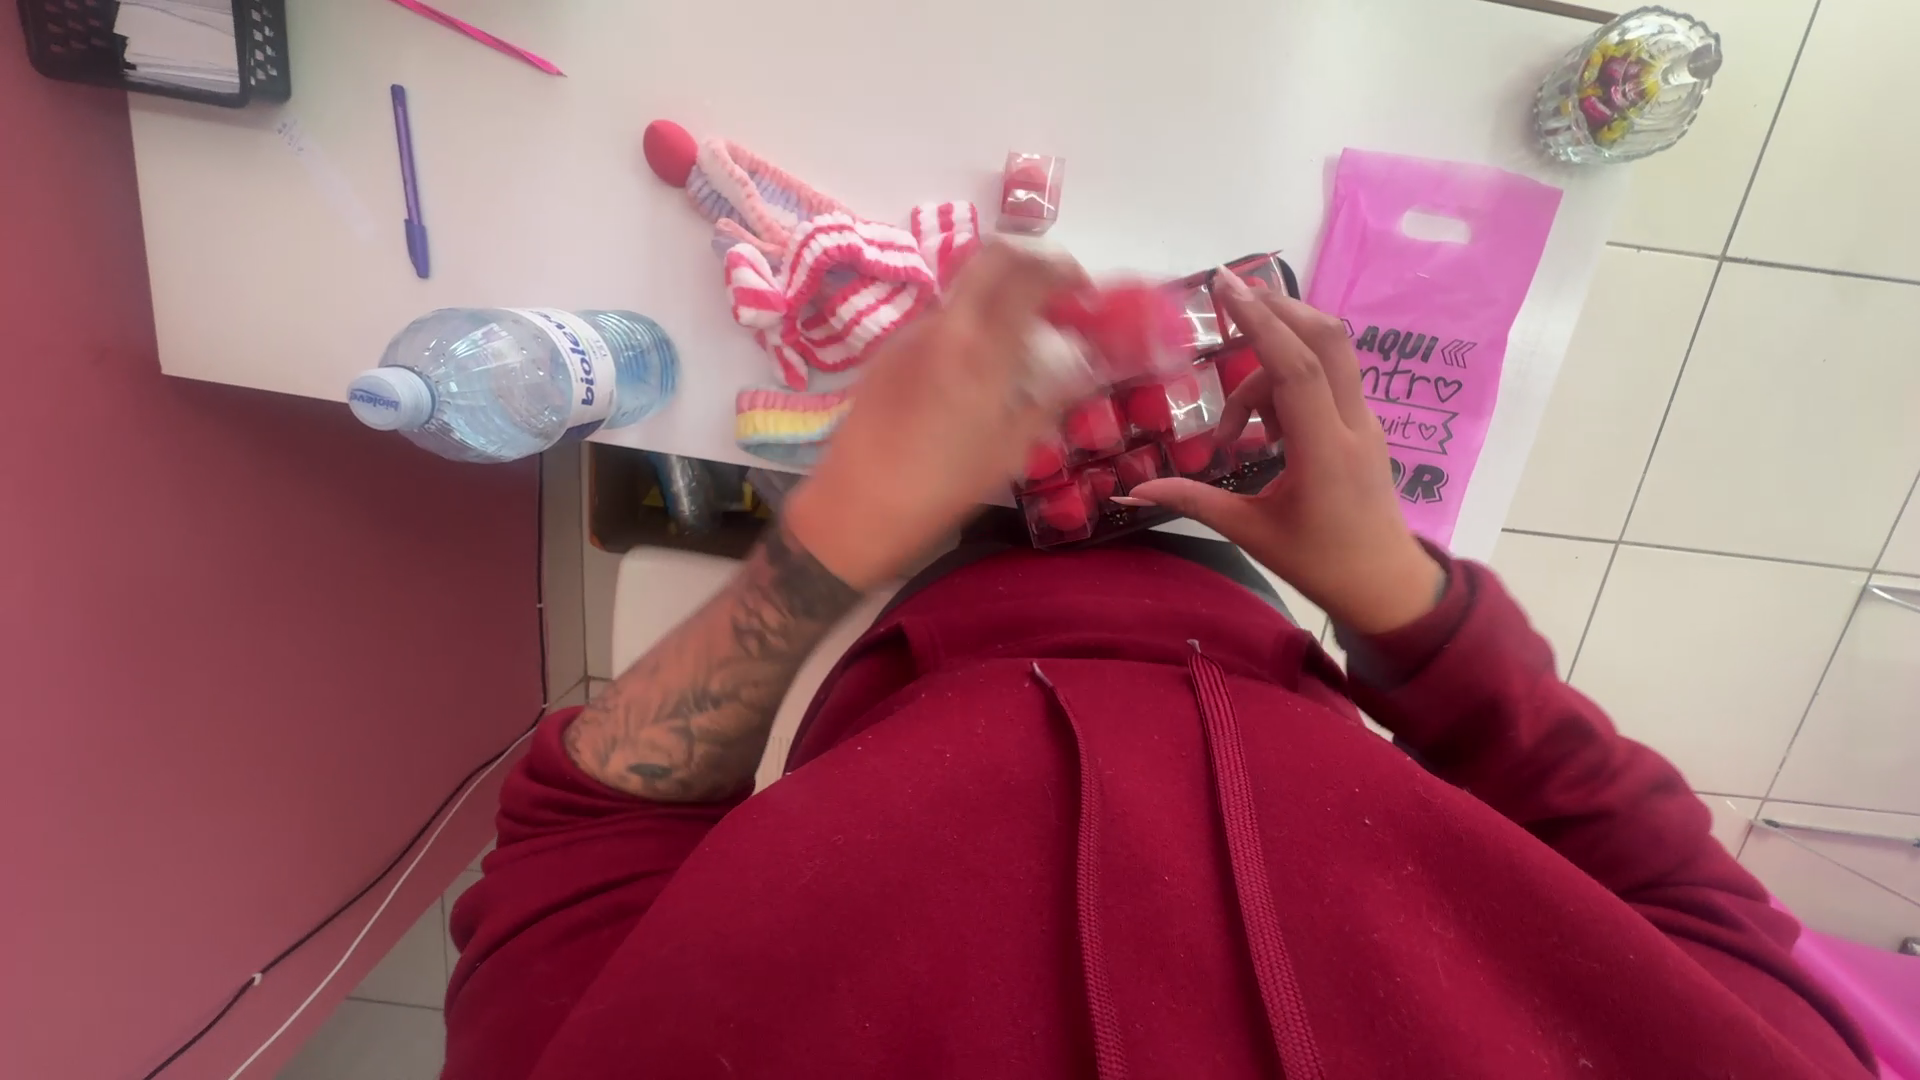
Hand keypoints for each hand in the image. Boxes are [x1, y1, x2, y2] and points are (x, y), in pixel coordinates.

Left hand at [785, 244, 1083, 589]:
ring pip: (963, 291)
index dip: (1066, 274)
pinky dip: (966, 326)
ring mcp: (910, 334)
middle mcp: (945, 326)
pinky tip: (971, 369)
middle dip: (1032, 264)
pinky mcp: (886, 351)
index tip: (1084, 294)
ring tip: (1015, 342)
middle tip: (1053, 297)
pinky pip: (937, 321)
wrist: (855, 507)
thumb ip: (1053, 398)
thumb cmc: (942, 489)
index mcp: (983, 349)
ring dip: (997, 297)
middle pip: (994, 257)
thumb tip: (1089, 368)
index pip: (1032, 276)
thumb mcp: (1011, 451)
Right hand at [1128, 272, 1443, 633]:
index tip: (1226, 286)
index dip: (1260, 323)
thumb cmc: (1319, 562)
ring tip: (1232, 430)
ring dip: (1272, 364)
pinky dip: (1287, 383)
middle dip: (1278, 310)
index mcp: (1323, 451)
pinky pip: (1325, 382)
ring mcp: (1362, 422)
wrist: (1386, 585)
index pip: (1295, 369)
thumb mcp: (1250, 532)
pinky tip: (1260, 429)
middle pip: (1327, 340)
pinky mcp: (1360, 427)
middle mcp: (1351, 424)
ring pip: (1325, 358)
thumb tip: (1134, 492)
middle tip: (1232, 298)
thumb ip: (1192, 502)